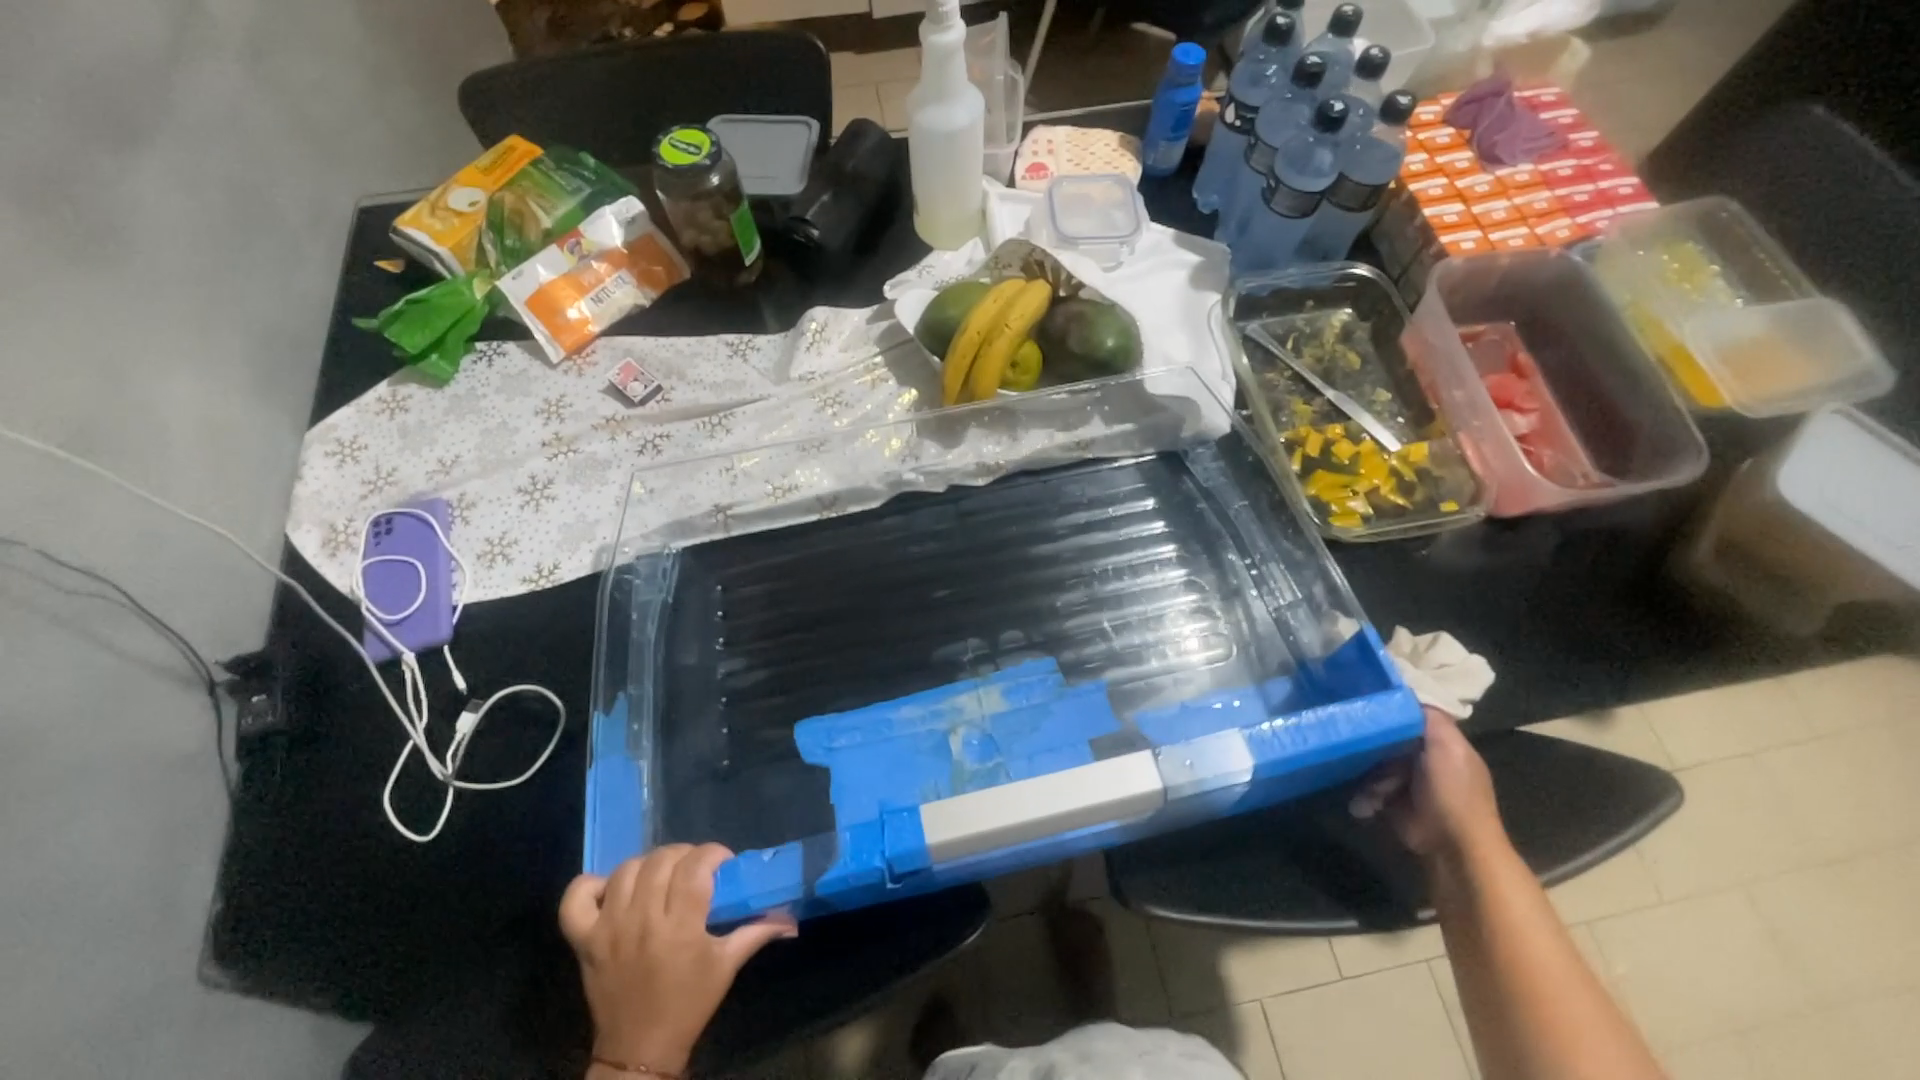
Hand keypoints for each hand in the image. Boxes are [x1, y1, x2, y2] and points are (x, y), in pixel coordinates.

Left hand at [559, 844, 798, 1075]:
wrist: (639, 1047)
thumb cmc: (689, 1004)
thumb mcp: (726, 967)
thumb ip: (757, 933)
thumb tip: (791, 919)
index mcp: (681, 928)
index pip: (696, 867)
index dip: (712, 854)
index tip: (723, 862)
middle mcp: (643, 921)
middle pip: (661, 861)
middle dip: (684, 854)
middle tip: (695, 868)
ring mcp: (608, 928)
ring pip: (626, 870)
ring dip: (648, 864)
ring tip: (661, 875)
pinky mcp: (584, 939)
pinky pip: (576, 897)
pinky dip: (591, 884)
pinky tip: (612, 889)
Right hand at [1349, 707, 1504, 862]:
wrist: (1453, 845)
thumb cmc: (1453, 792)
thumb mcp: (1448, 747)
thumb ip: (1430, 718)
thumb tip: (1407, 694)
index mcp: (1442, 744)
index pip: (1411, 717)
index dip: (1390, 710)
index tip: (1363, 702)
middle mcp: (1424, 760)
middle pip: (1387, 741)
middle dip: (1372, 749)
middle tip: (1357, 751)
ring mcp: (1408, 783)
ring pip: (1374, 766)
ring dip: (1370, 779)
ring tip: (1373, 792)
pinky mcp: (1392, 804)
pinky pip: (1369, 791)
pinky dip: (1366, 798)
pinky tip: (1367, 805)